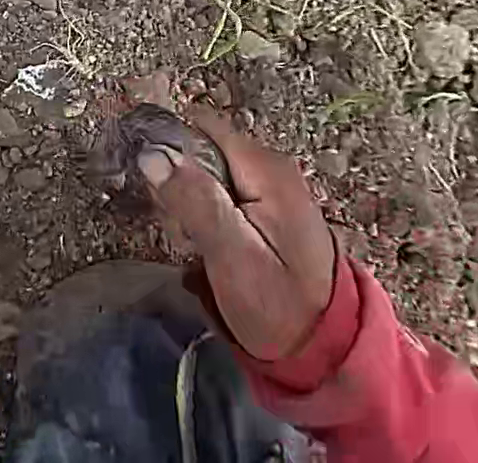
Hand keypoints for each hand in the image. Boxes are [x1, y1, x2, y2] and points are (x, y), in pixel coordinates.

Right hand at [141, 107, 337, 359]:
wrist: (323, 348)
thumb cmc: (277, 304)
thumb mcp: (232, 257)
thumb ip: (196, 202)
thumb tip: (155, 155)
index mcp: (265, 168)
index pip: (204, 129)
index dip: (173, 151)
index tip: (158, 190)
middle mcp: (270, 164)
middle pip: (206, 150)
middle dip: (183, 184)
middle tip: (183, 233)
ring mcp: (272, 184)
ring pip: (211, 172)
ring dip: (193, 203)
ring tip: (196, 246)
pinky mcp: (269, 204)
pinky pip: (225, 192)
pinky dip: (209, 215)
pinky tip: (209, 248)